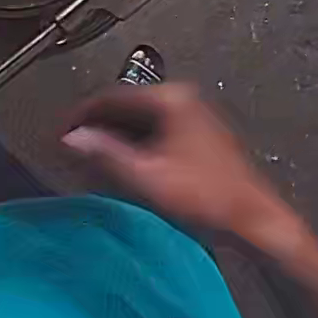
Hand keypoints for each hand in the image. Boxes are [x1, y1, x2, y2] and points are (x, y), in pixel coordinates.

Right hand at [61, 83, 301, 248]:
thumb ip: (105, 154)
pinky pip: (152, 129)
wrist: (257, 221)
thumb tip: (70, 138)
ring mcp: (191, 113)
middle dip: (95, 126)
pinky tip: (120, 163)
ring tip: (89, 158)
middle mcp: (180, 97)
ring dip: (112, 136)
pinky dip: (132, 142)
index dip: (81, 114)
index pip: (112, 96)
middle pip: (124, 105)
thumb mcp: (147, 177)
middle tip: (71, 147)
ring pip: (138, 118)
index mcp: (169, 98)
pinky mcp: (196, 132)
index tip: (60, 133)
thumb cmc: (205, 197)